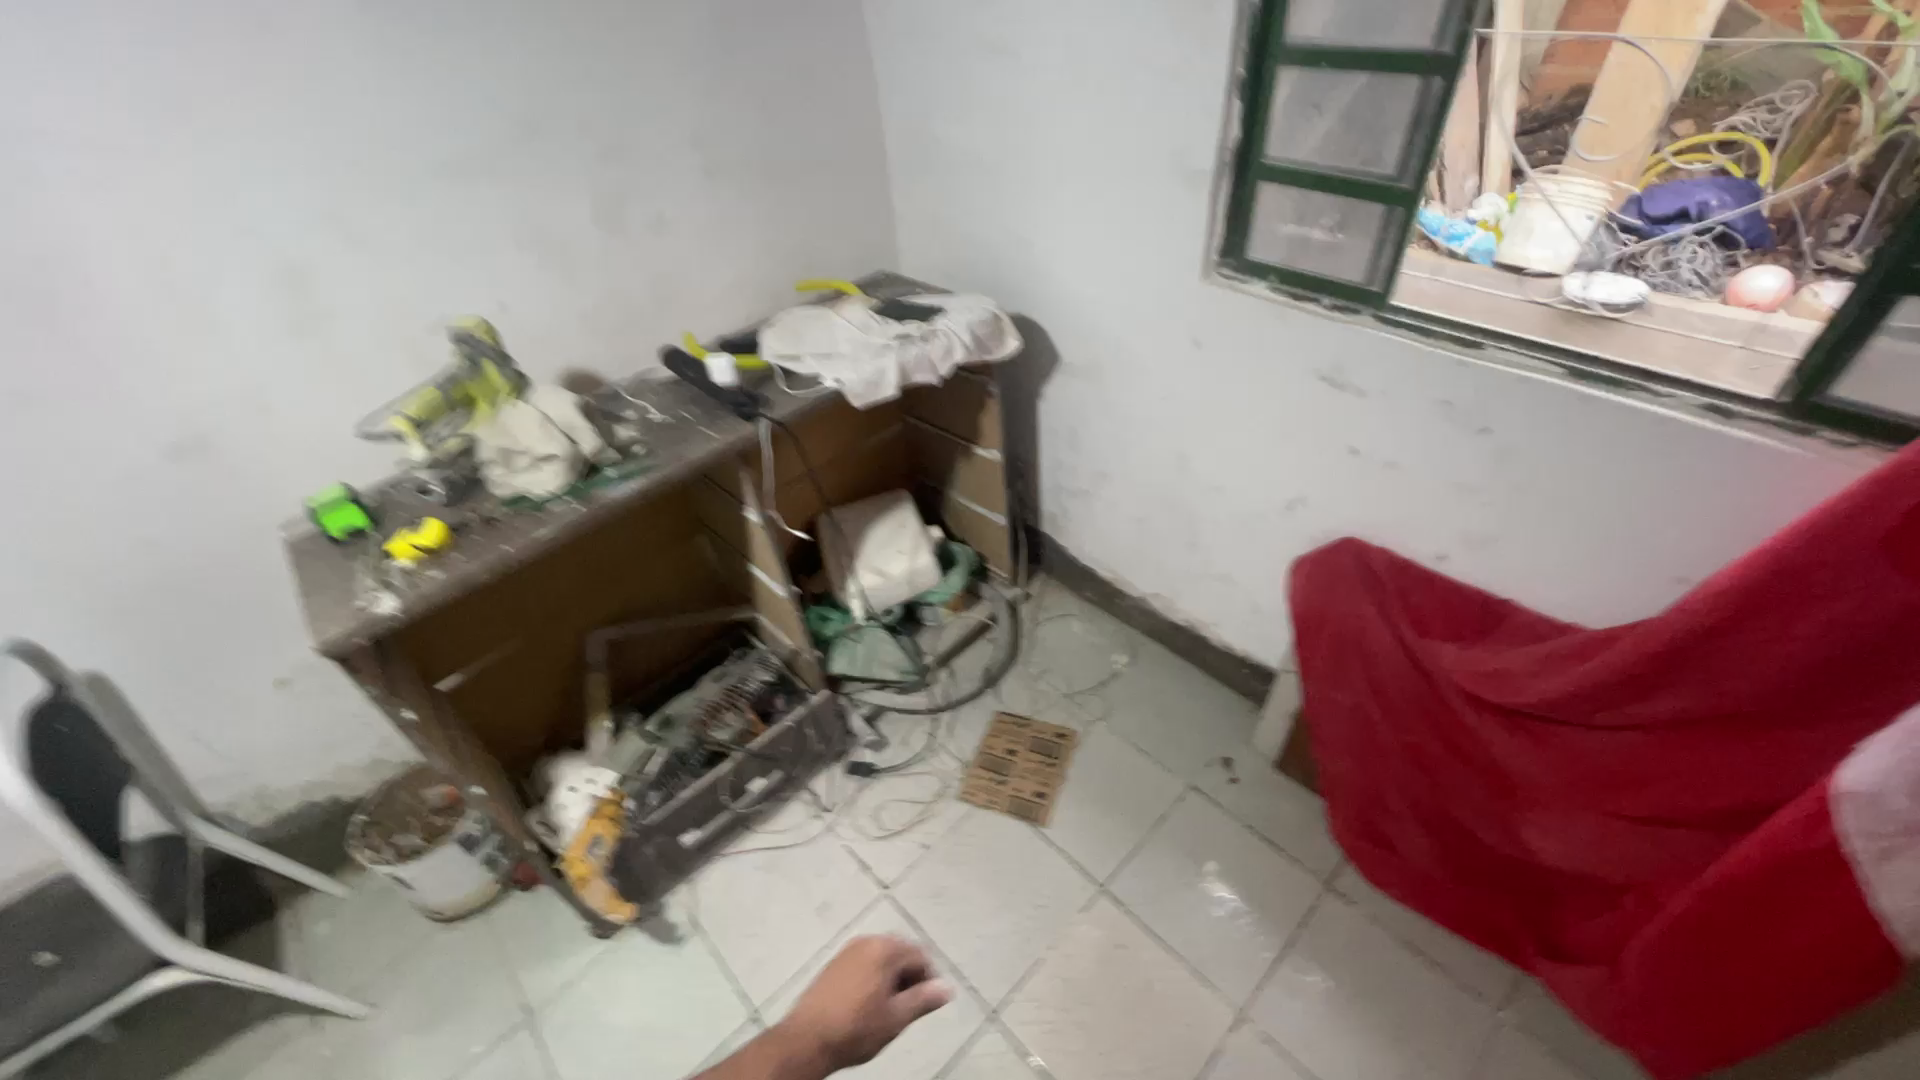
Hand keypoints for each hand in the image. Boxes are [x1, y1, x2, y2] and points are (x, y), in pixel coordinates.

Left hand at [773, 935, 951, 1071]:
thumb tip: (947, 988)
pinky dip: (874, 974)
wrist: (807, 1038)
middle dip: (909, 975)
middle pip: (900, 952)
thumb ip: (923, 999)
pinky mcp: (834, 961)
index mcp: (885, 949)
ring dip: (891, 975)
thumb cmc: (856, 1028)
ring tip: (889, 1005)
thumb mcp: (896, 1018)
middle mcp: (867, 941)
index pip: (920, 956)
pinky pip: (864, 961)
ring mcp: (848, 949)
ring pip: (882, 956)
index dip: (928, 979)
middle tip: (908, 1005)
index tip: (925, 1003)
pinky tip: (868, 1000)